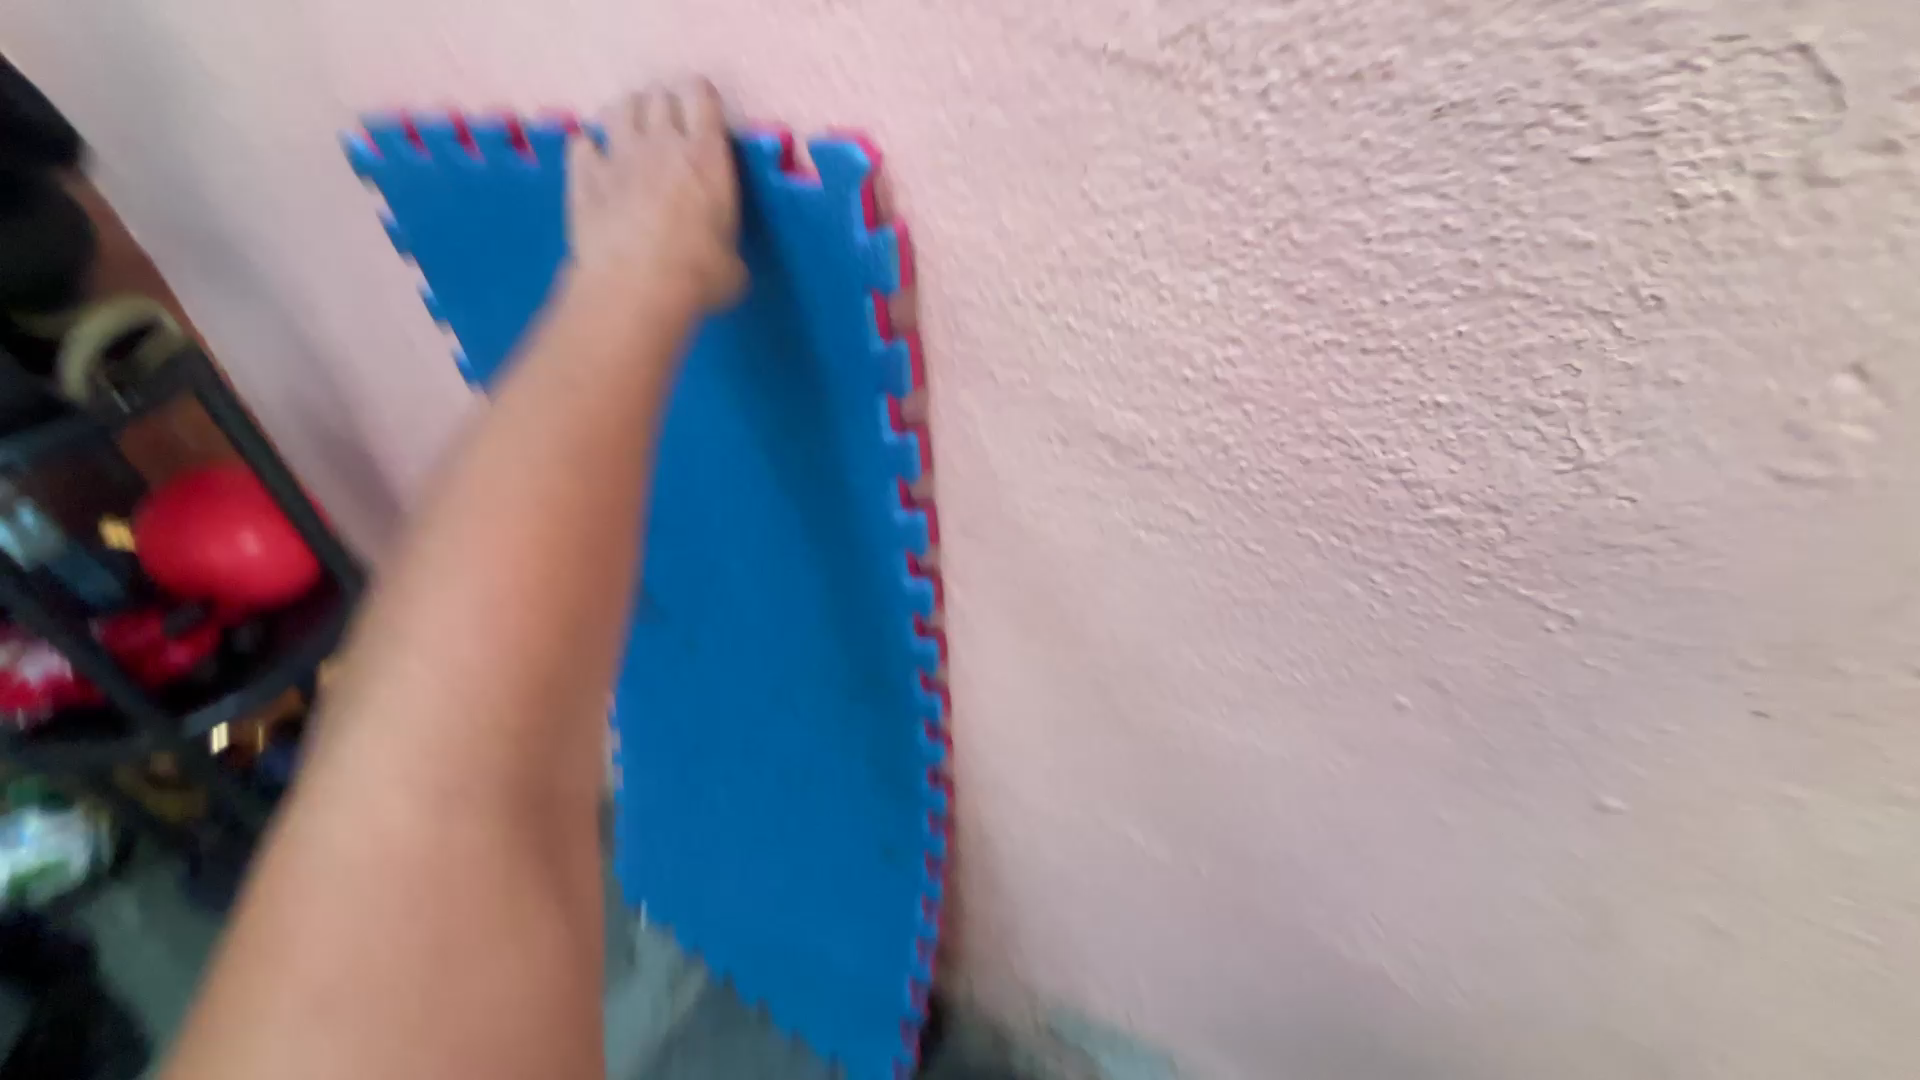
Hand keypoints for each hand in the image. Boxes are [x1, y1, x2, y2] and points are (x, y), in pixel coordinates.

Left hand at [566, 79, 745, 314]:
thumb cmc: (698, 277)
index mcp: (706, 157)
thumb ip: (727, 244)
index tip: (704, 112)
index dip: (701, 98)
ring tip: (632, 136)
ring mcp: (617, 156)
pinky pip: (581, 144)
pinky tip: (596, 164)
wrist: (635, 288)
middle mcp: (660, 143)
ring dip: (627, 116)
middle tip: (669, 129)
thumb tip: (723, 258)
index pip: (701, 96)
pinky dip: (589, 149)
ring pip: (618, 107)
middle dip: (664, 106)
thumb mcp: (733, 265)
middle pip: (657, 95)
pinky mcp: (583, 176)